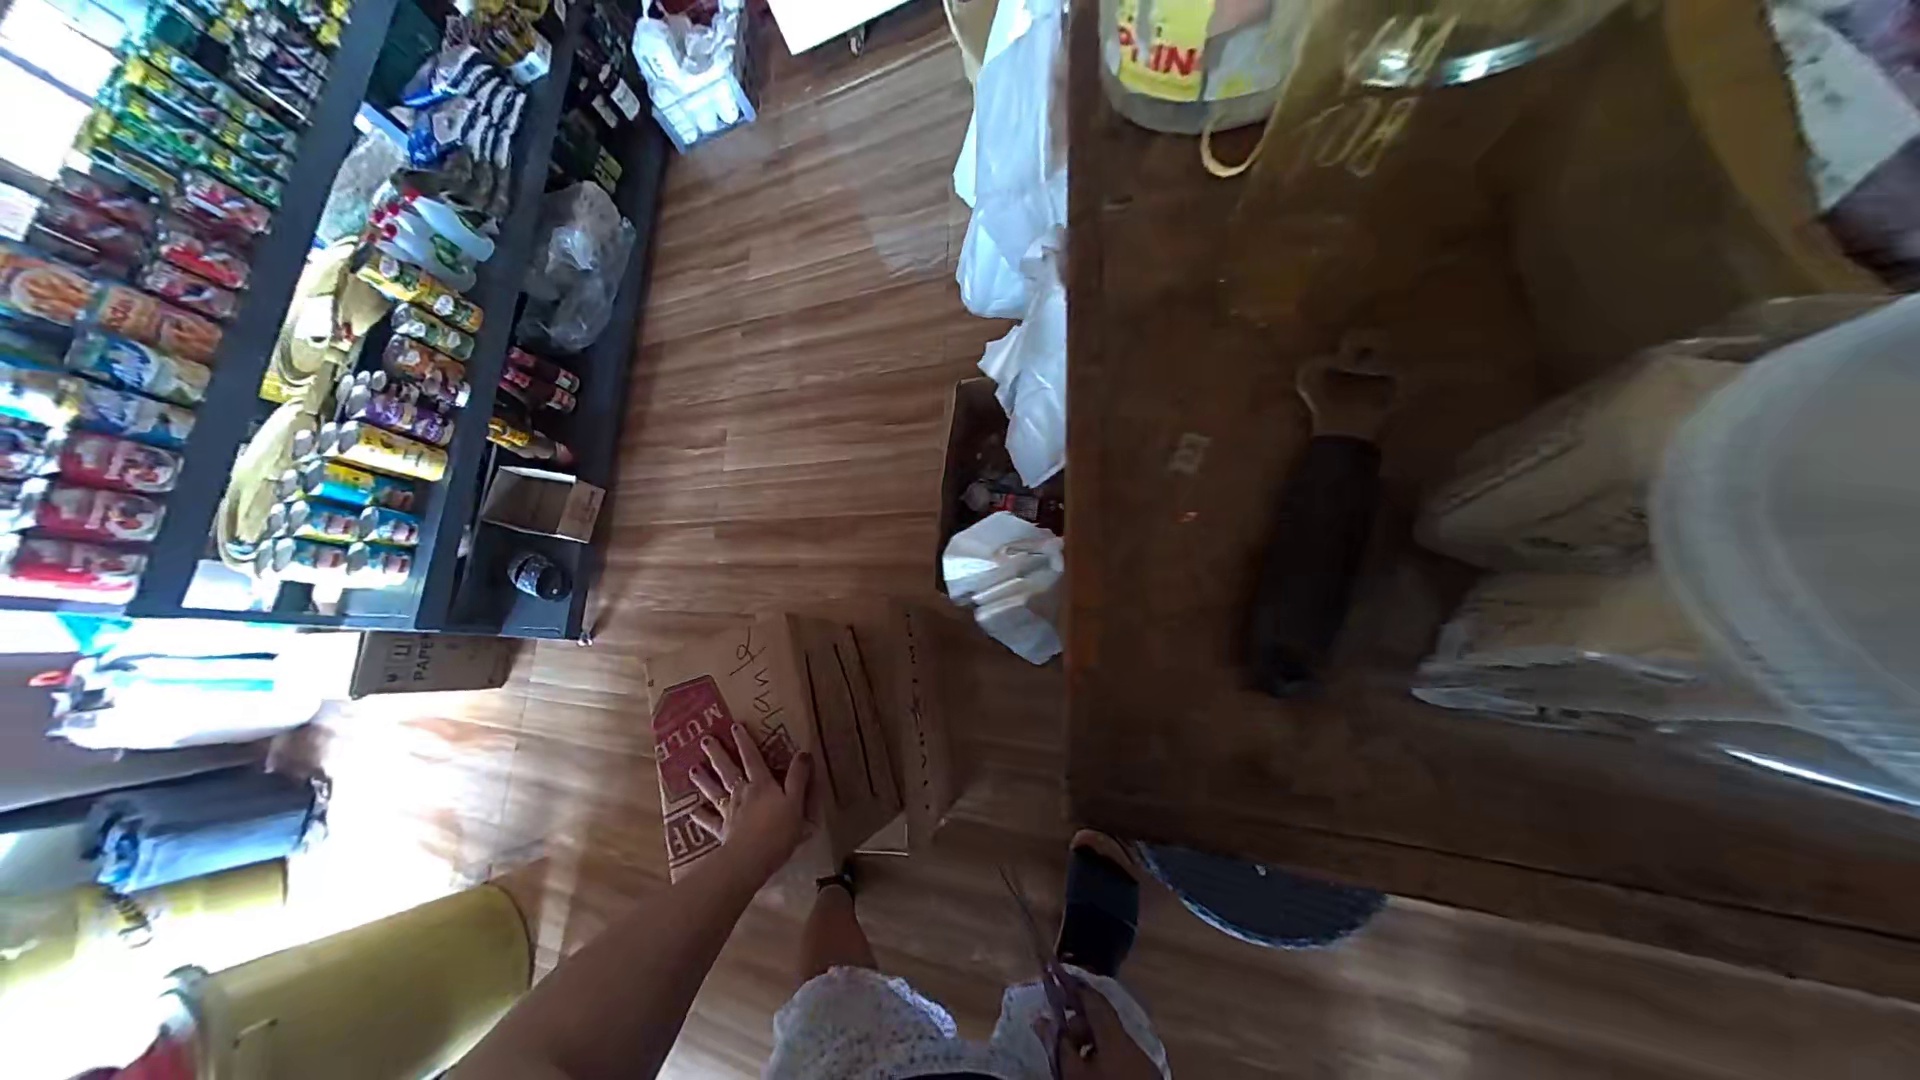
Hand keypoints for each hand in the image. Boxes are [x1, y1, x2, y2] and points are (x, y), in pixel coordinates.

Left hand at [689, 723, 813, 879]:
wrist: (751, 859)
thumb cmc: (778, 831)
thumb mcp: (796, 801)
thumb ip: (799, 777)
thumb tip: (803, 752)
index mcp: (762, 785)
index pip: (752, 758)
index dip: (744, 742)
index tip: (735, 726)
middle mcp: (742, 794)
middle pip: (728, 770)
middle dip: (718, 754)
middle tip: (706, 739)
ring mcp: (729, 812)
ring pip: (715, 791)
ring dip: (704, 780)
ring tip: (693, 769)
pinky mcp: (722, 831)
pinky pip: (709, 821)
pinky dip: (700, 816)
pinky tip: (692, 811)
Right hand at [1038, 977, 1162, 1079]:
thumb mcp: (1073, 1075)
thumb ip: (1057, 1044)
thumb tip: (1041, 1019)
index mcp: (1115, 1036)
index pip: (1094, 999)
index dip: (1074, 986)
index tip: (1057, 975)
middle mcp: (1133, 1043)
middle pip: (1103, 1019)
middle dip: (1079, 1020)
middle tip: (1059, 1030)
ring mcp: (1142, 1062)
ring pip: (1111, 1040)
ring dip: (1089, 1041)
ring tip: (1071, 1057)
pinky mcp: (1145, 1078)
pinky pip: (1119, 1056)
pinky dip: (1102, 1056)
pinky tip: (1089, 1071)